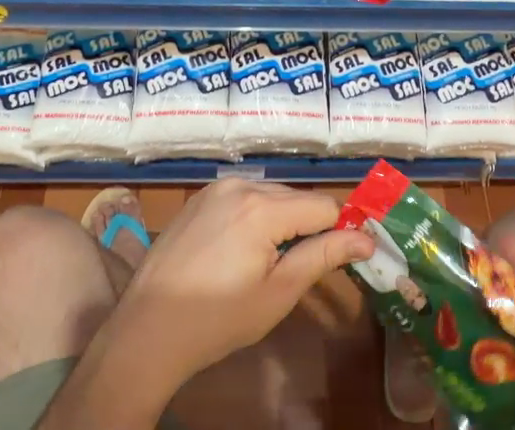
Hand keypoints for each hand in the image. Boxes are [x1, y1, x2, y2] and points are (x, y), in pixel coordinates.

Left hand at [113, 178, 373, 379]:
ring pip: (270, 196)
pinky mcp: (199, 199)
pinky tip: (247, 252)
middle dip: (314, 225)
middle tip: (318, 265)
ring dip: (285, 221)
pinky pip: (243, 199)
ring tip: (280, 262)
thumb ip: (323, 256)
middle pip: (296, 198)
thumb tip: (366, 238)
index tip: (357, 253)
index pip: (324, 205)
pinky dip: (257, 217)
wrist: (148, 329)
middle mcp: (240, 185)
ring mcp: (215, 189)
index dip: (345, 228)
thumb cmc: (218, 318)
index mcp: (262, 206)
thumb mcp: (279, 292)